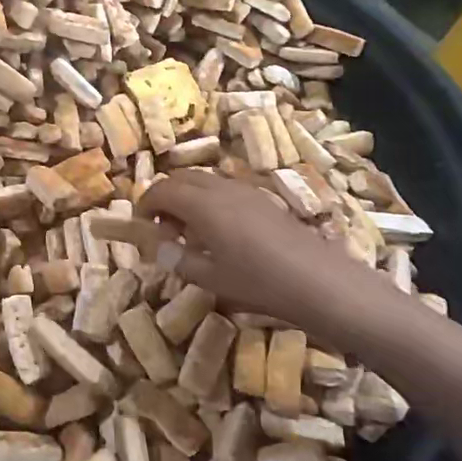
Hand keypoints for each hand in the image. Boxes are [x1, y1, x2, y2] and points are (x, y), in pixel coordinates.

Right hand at [136, 171, 407, 326]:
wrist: (321, 283)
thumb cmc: (259, 282)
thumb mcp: (211, 278)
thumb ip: (179, 259)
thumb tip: (158, 247)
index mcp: (203, 204)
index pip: (162, 190)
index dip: (145, 203)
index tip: (140, 225)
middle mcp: (222, 189)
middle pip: (182, 178)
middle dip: (165, 196)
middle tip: (161, 227)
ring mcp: (246, 191)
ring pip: (205, 181)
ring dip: (188, 197)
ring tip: (188, 233)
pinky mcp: (264, 201)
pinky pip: (225, 189)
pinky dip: (209, 201)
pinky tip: (219, 233)